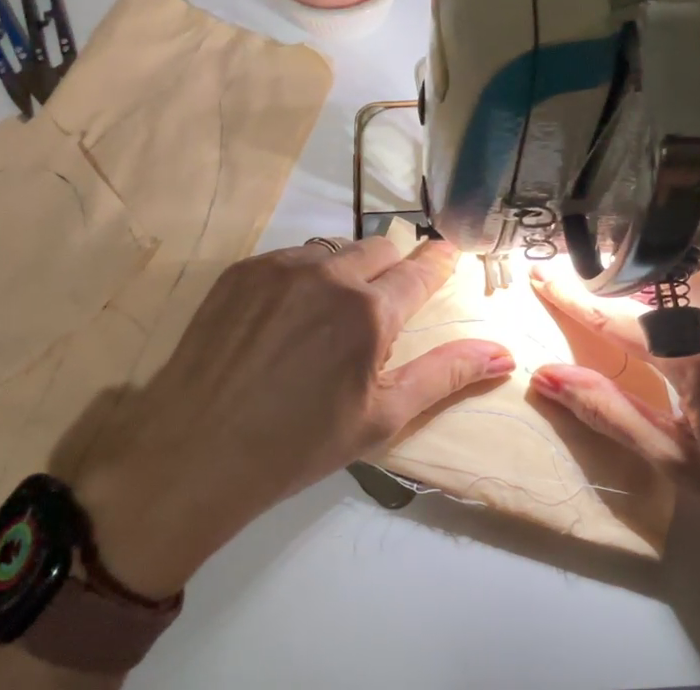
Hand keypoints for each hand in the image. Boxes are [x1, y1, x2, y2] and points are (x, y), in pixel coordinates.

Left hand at [68, 238, 513, 597]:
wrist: (194, 450)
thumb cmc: (298, 445)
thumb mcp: (382, 417)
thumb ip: (446, 374)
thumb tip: (505, 353)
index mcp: (369, 311)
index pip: (420, 269)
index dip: (439, 261)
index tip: (449, 255)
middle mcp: (328, 274)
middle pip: (378, 249)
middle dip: (391, 270)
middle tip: (383, 309)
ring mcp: (279, 267)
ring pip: (333, 250)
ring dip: (346, 270)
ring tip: (331, 315)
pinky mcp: (241, 270)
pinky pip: (291, 257)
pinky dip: (304, 276)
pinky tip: (288, 317)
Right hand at [529, 235, 699, 578]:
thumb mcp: (679, 461)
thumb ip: (608, 410)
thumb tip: (546, 378)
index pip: (617, 314)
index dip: (573, 297)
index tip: (542, 277)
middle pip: (660, 269)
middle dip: (627, 279)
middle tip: (611, 297)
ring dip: (674, 269)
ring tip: (666, 300)